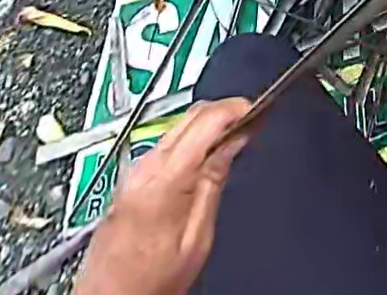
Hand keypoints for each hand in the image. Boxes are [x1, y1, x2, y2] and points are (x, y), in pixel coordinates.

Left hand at [74, 98, 254, 294]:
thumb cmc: (148, 284)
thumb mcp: (196, 238)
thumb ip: (215, 180)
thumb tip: (235, 140)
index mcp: (164, 180)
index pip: (207, 120)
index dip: (237, 109)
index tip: (256, 111)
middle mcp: (145, 168)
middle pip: (193, 114)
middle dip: (225, 112)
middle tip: (249, 123)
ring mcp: (134, 172)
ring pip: (180, 125)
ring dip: (208, 124)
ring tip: (231, 141)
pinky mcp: (130, 179)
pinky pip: (168, 142)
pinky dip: (192, 138)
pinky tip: (205, 156)